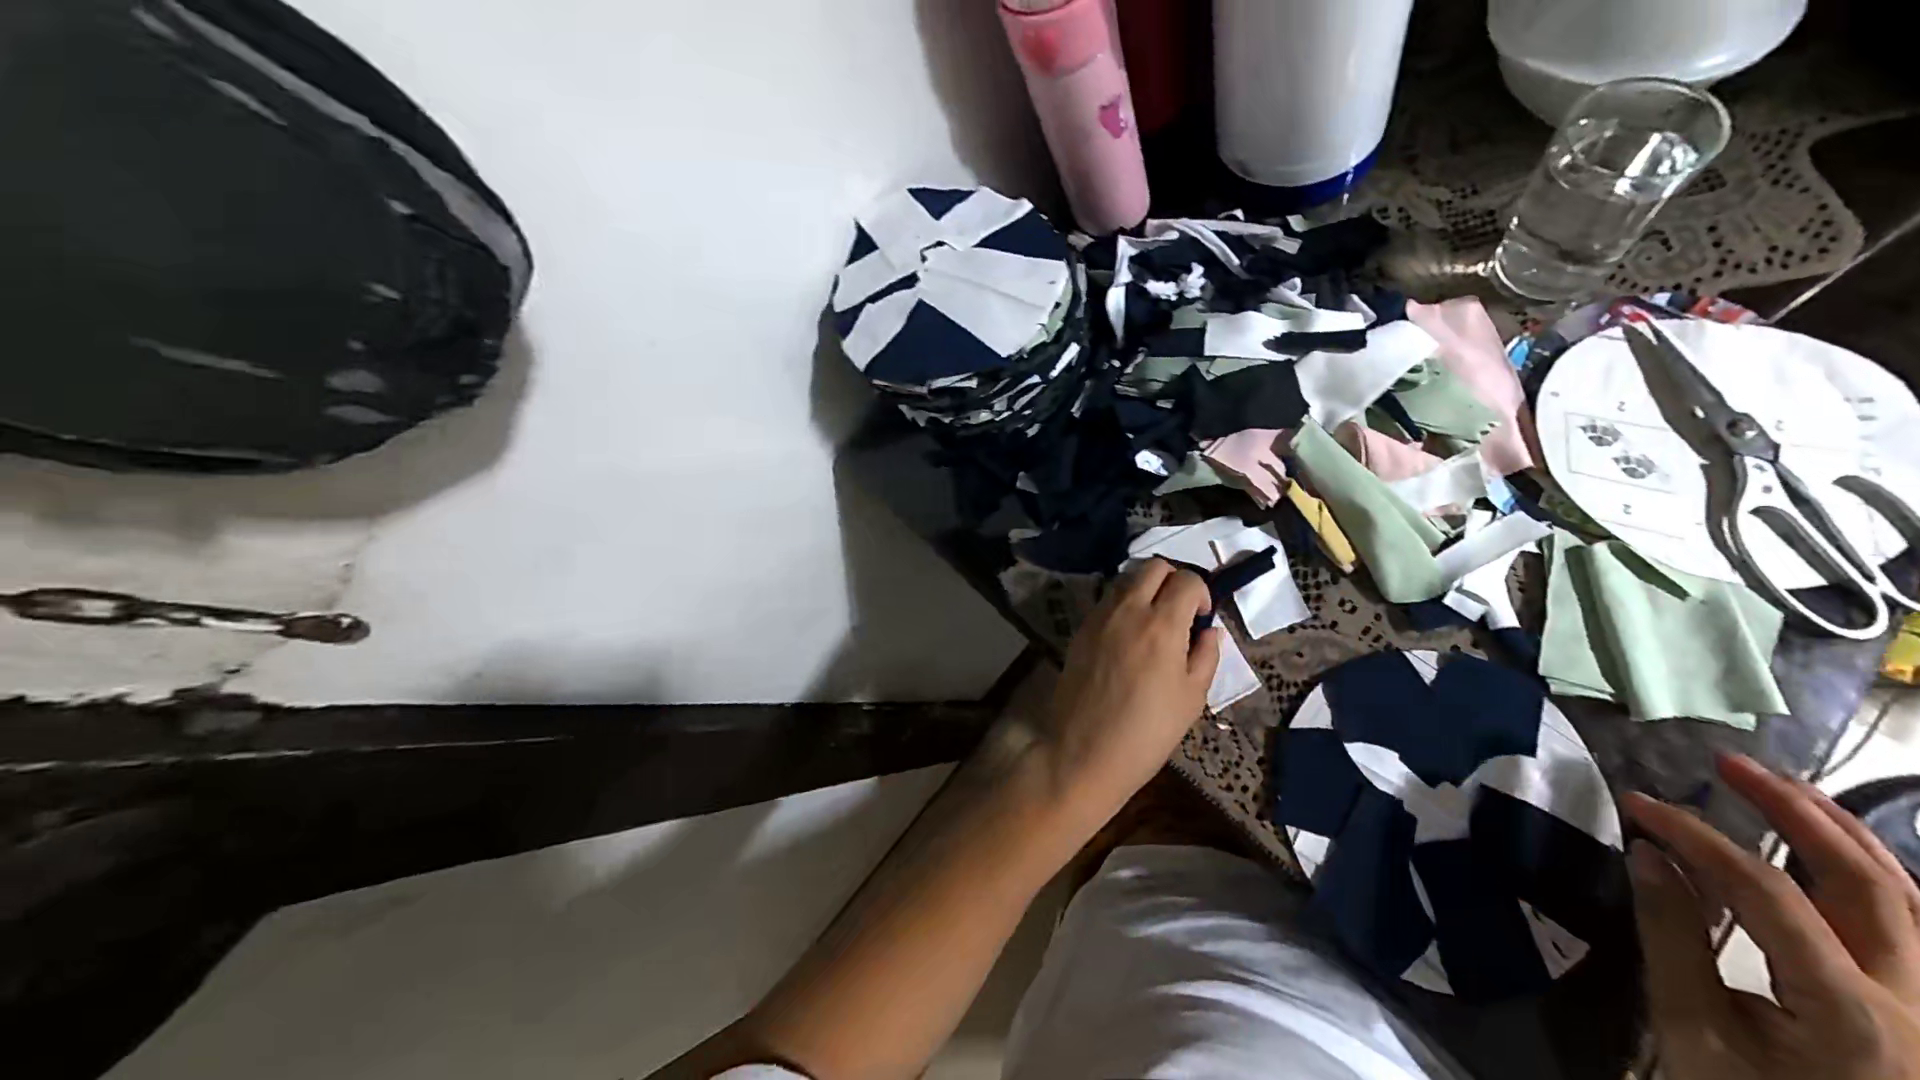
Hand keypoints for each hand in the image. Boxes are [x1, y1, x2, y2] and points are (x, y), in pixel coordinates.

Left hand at [1034, 558, 1220, 823]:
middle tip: (1180, 611)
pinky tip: (1128, 637)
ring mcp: (1098, 617)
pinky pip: (1106, 601)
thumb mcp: (1191, 698)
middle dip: (1173, 579)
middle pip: (1153, 566)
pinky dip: (1123, 605)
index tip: (1202, 617)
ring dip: (1146, 589)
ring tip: (1154, 623)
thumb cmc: (1147, 732)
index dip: (1201, 592)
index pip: (1187, 579)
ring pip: (1126, 579)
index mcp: (1161, 625)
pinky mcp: (1080, 630)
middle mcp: (1127, 610)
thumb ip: (1205, 656)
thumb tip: (1209, 630)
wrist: (1083, 752)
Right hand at [1625, 754, 1919, 1079]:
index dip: (1696, 837)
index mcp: (1850, 1014)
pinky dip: (1877, 872)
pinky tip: (1838, 847)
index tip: (1637, 803)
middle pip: (1868, 883)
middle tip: (1729, 763)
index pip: (1767, 892)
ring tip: (1785, 787)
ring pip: (1912, 899)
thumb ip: (1673, 939)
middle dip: (1794, 812)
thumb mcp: (1692, 1029)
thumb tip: (1648, 854)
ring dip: (1843, 833)